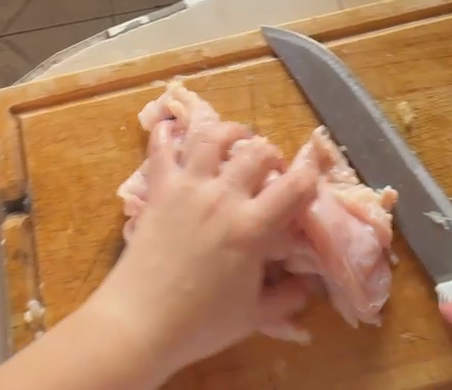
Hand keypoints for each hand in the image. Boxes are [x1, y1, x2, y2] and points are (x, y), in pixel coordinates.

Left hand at [88, 118, 321, 376]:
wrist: (142, 320)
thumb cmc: (201, 323)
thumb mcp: (254, 317)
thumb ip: (286, 299)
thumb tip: (307, 286)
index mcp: (252, 227)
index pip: (293, 187)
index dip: (308, 176)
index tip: (309, 178)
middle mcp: (222, 196)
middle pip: (256, 152)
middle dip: (270, 153)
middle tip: (270, 167)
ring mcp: (188, 186)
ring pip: (212, 137)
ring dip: (229, 131)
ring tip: (235, 138)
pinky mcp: (159, 186)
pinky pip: (163, 147)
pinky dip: (167, 132)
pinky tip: (173, 128)